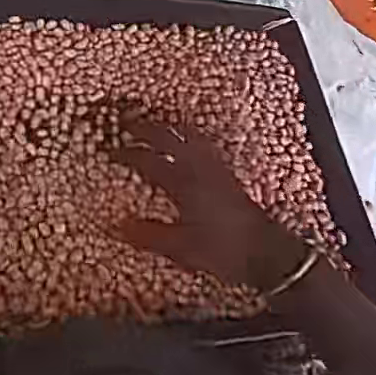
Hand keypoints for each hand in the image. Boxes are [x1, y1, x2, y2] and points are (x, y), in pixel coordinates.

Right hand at [111, 116, 309, 292]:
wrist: (266, 252)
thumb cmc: (223, 250)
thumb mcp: (181, 248)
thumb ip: (148, 235)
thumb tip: (117, 224)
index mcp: (184, 182)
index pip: (148, 161)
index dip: (126, 154)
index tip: (109, 151)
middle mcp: (199, 168)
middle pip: (168, 138)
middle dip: (146, 128)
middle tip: (127, 122)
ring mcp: (215, 168)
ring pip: (188, 136)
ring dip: (168, 128)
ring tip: (155, 124)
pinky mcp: (226, 174)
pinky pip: (202, 144)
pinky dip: (187, 136)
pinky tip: (186, 142)